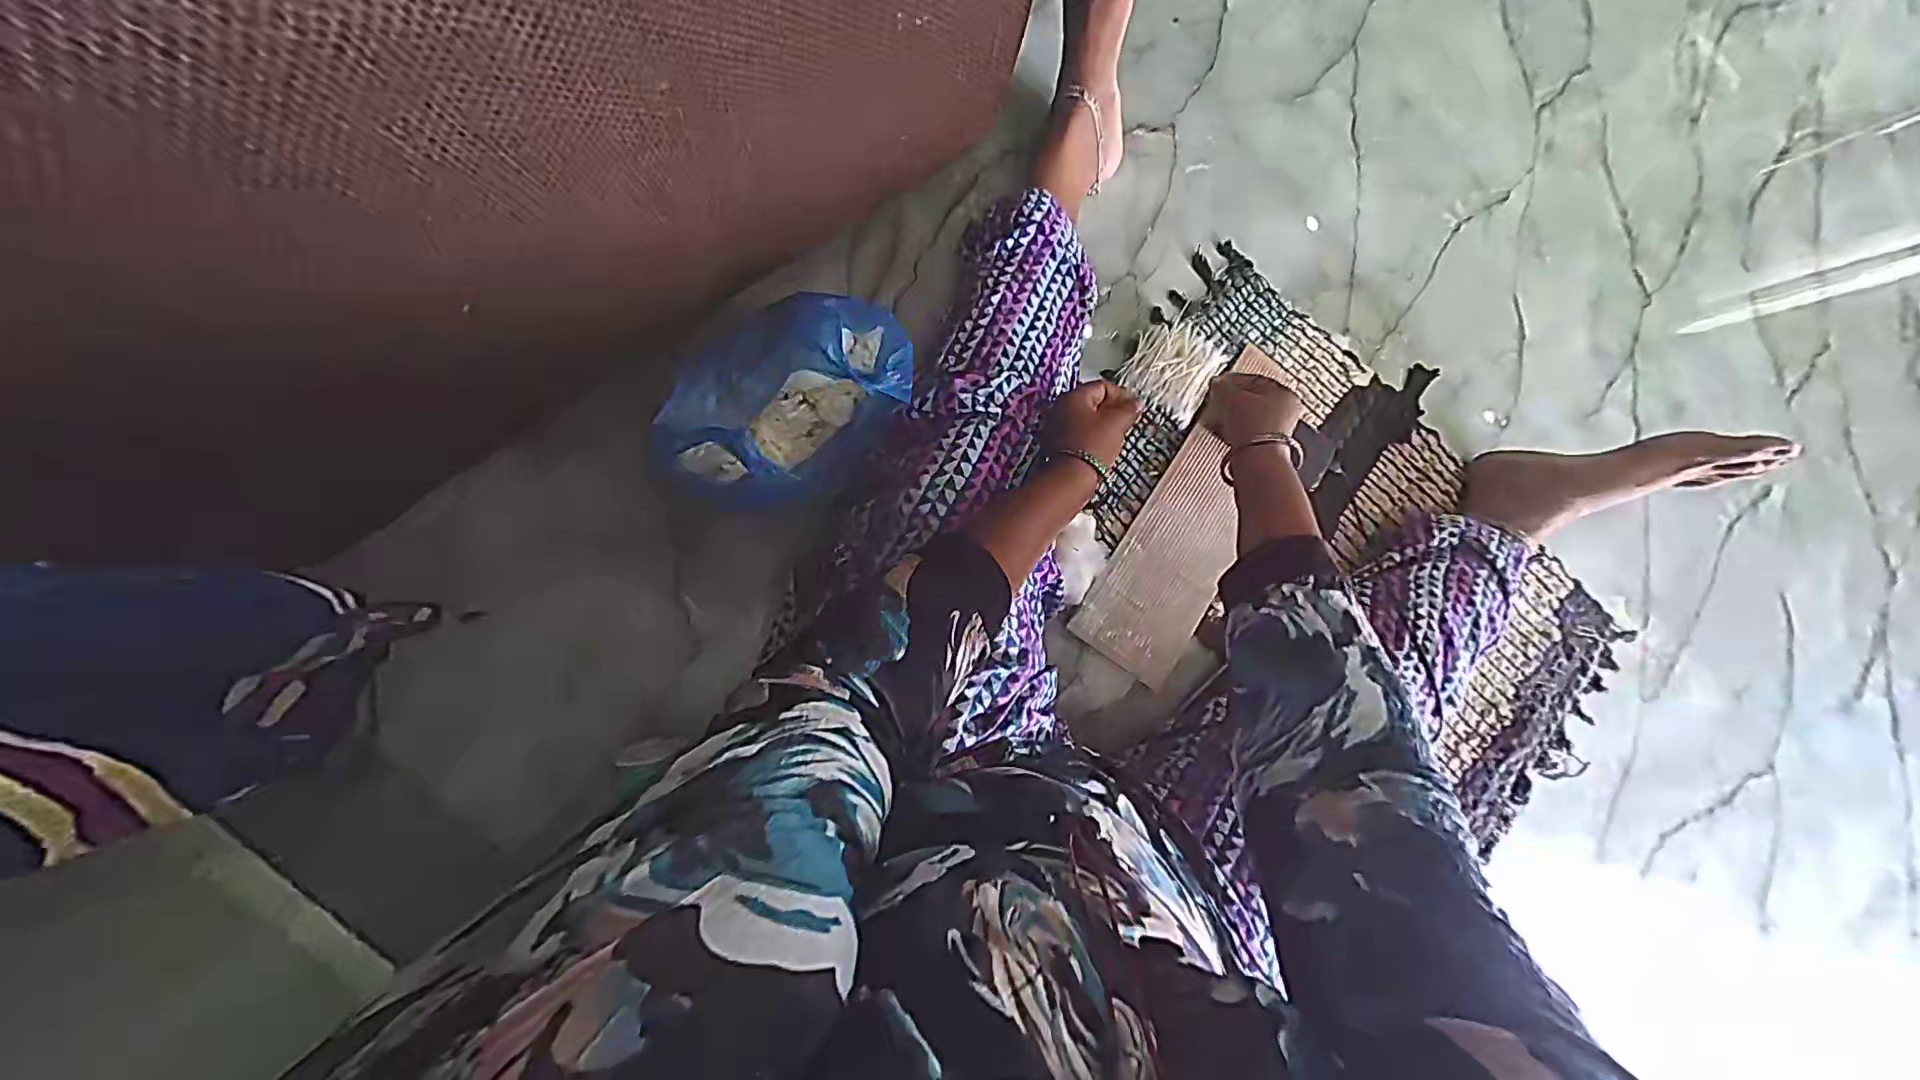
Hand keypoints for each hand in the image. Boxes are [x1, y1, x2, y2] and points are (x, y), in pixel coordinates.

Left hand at [1047, 379, 1141, 465]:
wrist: (1068, 478)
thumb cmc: (1093, 445)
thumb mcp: (1116, 424)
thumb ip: (1128, 409)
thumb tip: (1135, 402)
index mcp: (1073, 396)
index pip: (1101, 386)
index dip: (1121, 394)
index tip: (1133, 407)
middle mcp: (1059, 408)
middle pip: (1090, 402)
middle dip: (1110, 410)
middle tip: (1125, 421)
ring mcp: (1053, 427)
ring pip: (1083, 419)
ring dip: (1100, 424)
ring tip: (1114, 436)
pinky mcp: (1053, 445)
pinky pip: (1075, 434)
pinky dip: (1089, 436)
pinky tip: (1099, 447)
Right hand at [1201, 373, 1305, 448]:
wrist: (1255, 458)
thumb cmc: (1254, 427)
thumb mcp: (1232, 398)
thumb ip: (1223, 386)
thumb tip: (1218, 382)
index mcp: (1285, 393)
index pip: (1256, 380)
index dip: (1234, 380)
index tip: (1220, 383)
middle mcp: (1286, 411)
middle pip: (1254, 400)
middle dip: (1233, 400)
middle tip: (1218, 399)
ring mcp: (1277, 430)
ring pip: (1249, 417)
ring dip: (1232, 416)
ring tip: (1218, 417)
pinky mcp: (1265, 446)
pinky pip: (1247, 432)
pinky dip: (1235, 430)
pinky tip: (1224, 432)